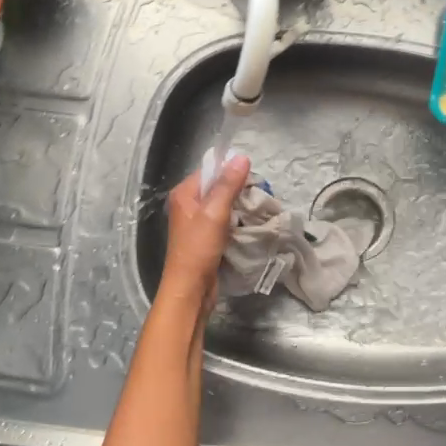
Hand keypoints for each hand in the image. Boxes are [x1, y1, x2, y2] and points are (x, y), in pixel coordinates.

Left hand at [162, 152, 250, 293]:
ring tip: (258, 208)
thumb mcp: (215, 213)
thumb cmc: (199, 249)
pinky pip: (225, 220)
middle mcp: (188, 205)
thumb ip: (228, 185)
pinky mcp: (206, 237)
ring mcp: (197, 222)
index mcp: (185, 194)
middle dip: (239, 189)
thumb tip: (242, 156)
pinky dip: (237, 220)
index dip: (231, 170)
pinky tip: (249, 224)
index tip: (255, 178)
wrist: (191, 289)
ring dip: (240, 206)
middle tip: (260, 195)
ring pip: (223, 204)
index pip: (210, 169)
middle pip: (218, 186)